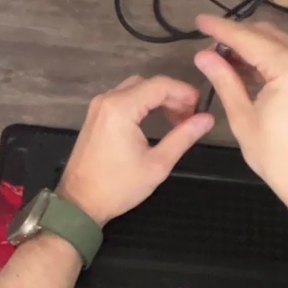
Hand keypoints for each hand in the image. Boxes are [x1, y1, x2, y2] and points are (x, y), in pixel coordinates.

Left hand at [58, 74, 213, 224]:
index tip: (200, 108)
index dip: (184, 92)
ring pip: (135, 89)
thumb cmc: (119, 187)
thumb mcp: (157, 164)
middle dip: (172, 95)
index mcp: (121, 108)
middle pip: (147, 84)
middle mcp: (107, 100)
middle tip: (190, 116)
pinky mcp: (95, 116)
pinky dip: (142, 104)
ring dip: (157, 99)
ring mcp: (98, 107)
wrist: (80, 203)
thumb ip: (183, 137)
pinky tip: (156, 121)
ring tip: (177, 120)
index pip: (160, 85)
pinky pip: (123, 99)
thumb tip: (207, 119)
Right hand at [193, 14, 287, 209]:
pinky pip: (287, 57)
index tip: (199, 20)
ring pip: (276, 43)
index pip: (247, 38)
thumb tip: (203, 56)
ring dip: (250, 47)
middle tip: (207, 49)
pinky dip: (265, 59)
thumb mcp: (243, 118)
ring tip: (221, 60)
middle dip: (235, 37)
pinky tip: (244, 70)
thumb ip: (224, 80)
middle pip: (264, 34)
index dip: (220, 29)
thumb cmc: (277, 156)